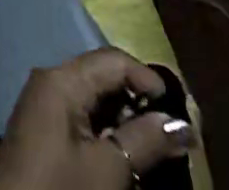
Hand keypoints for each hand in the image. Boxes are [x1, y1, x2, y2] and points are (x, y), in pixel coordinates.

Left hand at [0, 48, 191, 189]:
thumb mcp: (109, 168)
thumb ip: (147, 140)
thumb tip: (184, 125)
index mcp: (62, 79)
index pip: (114, 60)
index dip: (149, 80)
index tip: (179, 113)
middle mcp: (51, 81)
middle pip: (104, 76)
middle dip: (140, 102)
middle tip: (172, 134)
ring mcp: (45, 105)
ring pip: (95, 98)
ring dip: (126, 120)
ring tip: (155, 149)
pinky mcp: (44, 130)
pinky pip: (83, 117)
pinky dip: (107, 131)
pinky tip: (127, 156)